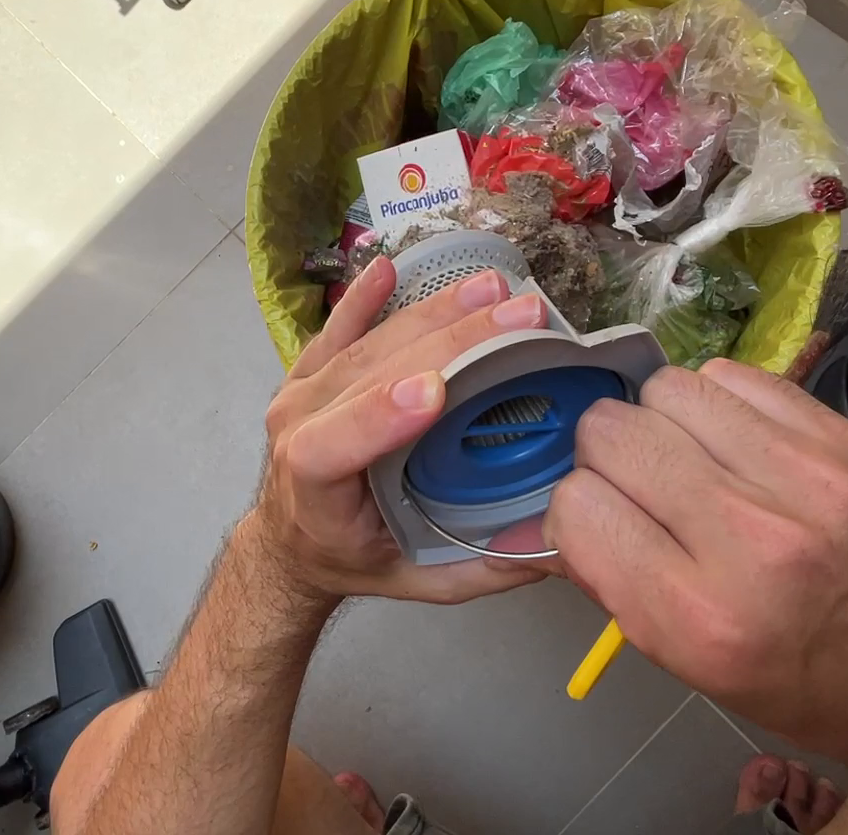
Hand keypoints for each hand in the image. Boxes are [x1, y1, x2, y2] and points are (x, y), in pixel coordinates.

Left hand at [253, 257, 549, 603]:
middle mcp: (298, 426)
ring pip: (365, 343)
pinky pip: (336, 327)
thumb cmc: (351, 556)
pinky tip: (387, 267)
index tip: (436, 390)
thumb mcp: (415, 579)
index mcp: (312, 487)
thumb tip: (559, 540)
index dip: (380, 414)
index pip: (335, 446)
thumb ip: (480, 566)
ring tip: (490, 289)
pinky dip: (362, 297)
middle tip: (517, 317)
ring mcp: (299, 391)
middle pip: (368, 375)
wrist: (288, 537)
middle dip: (447, 343)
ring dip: (430, 312)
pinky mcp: (308, 370)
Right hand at [532, 358, 847, 760]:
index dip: (577, 510)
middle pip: (610, 432)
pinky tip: (730, 441)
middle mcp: (753, 542)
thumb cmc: (799, 679)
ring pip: (662, 388)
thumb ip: (599, 576)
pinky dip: (711, 402)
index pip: (576, 506)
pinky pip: (726, 375)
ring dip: (656, 419)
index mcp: (700, 617)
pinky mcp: (841, 438)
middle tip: (638, 485)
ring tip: (685, 457)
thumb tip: (526, 524)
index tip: (602, 523)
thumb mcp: (682, 660)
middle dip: (605, 455)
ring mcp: (806, 479)